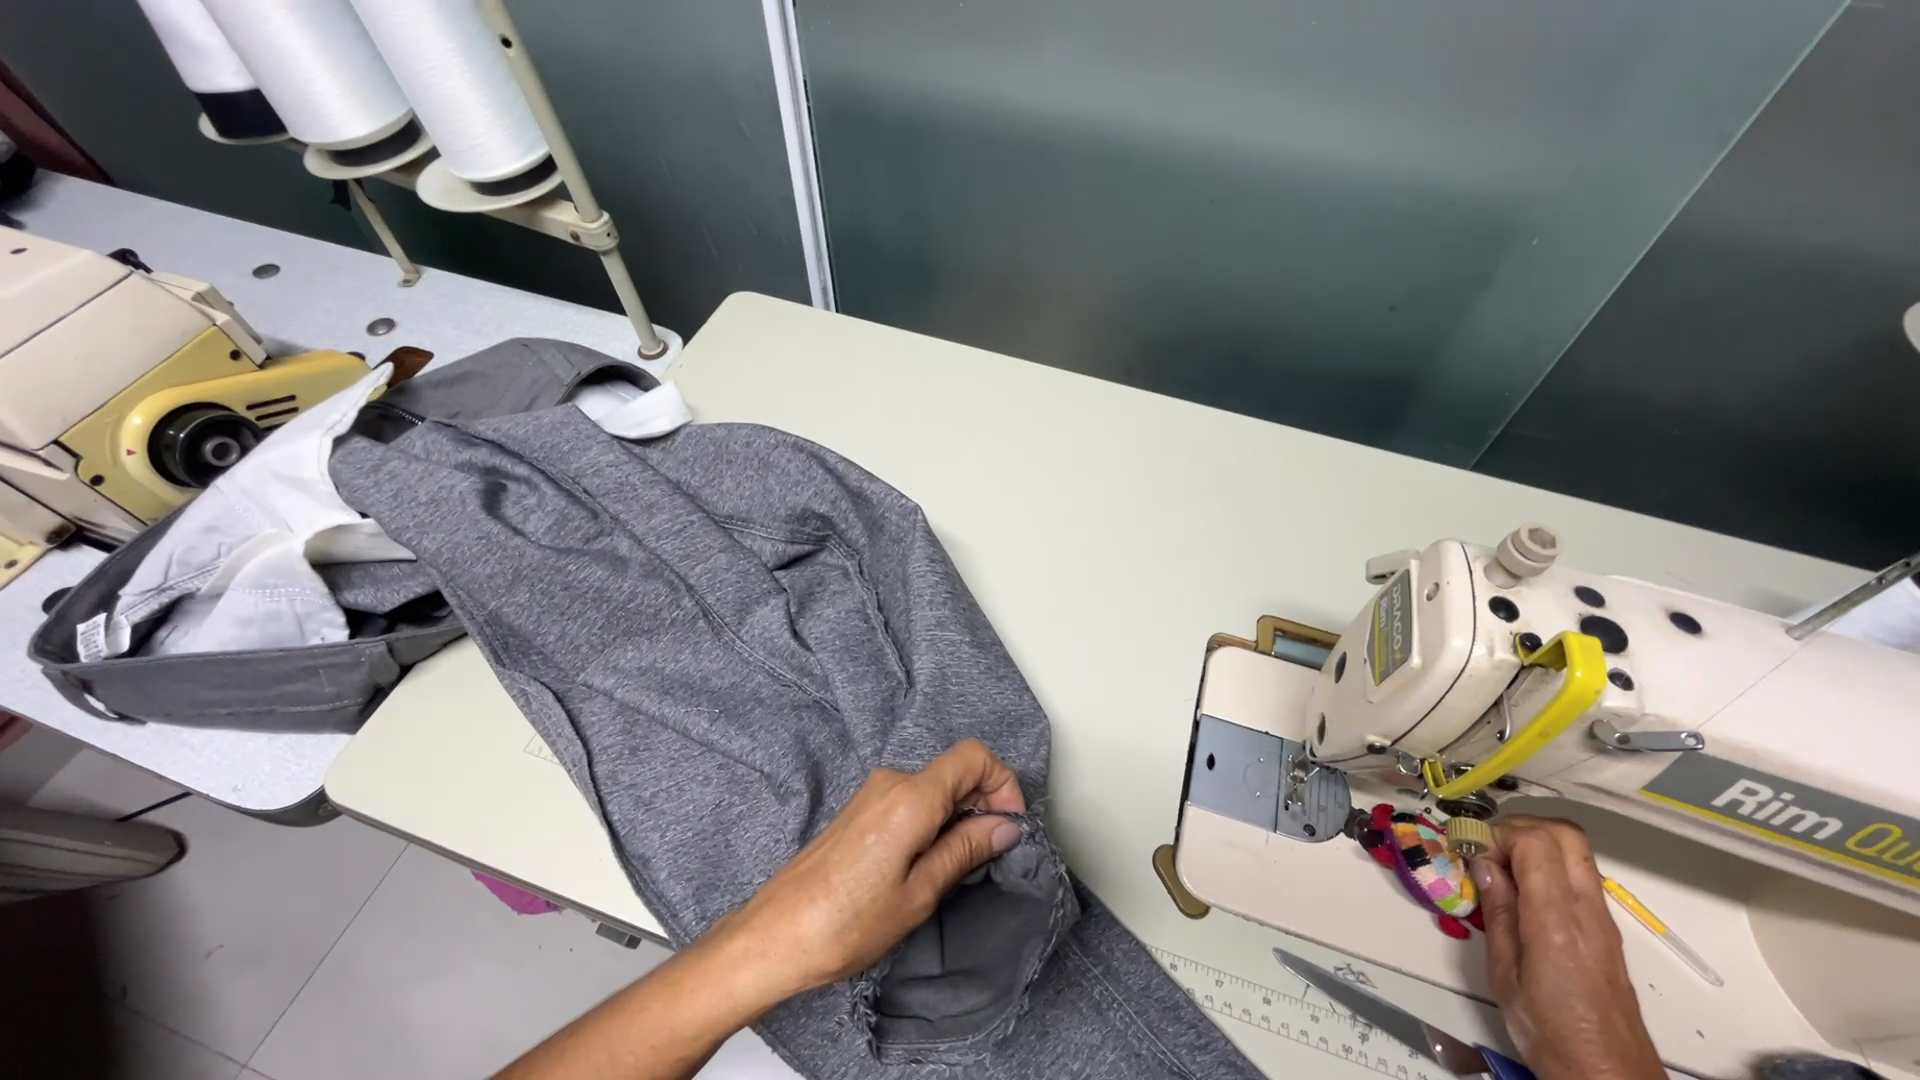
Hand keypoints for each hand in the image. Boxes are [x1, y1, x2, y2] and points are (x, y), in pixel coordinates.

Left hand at [704, 738, 1027, 1009]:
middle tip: (989, 854)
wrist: (775, 937)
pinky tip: (926, 865)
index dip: (1003, 783)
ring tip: (955, 869)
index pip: (974, 756)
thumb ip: (965, 850)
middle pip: (956, 771)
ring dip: (958, 817)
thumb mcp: (919, 893)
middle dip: (983, 804)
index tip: (1010, 824)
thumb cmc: (844, 924)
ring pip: (935, 788)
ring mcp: (872, 794)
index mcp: (910, 797)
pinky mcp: (861, 811)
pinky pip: (912, 801)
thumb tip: (1005, 826)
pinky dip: (933, 822)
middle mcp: (890, 783)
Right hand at [1471, 817, 1663, 1079]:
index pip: (1536, 843)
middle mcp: (1587, 910)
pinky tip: (1521, 891)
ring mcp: (1602, 917)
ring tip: (1500, 870)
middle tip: (1486, 852)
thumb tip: (1484, 865)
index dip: (1497, 834)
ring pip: (1575, 849)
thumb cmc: (1547, 1030)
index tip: (1471, 853)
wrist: (1608, 1075)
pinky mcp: (1606, 928)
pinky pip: (1579, 873)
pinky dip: (1547, 864)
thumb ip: (1497, 912)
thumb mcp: (1504, 973)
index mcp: (1556, 922)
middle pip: (1564, 833)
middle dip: (1518, 828)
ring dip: (1533, 843)